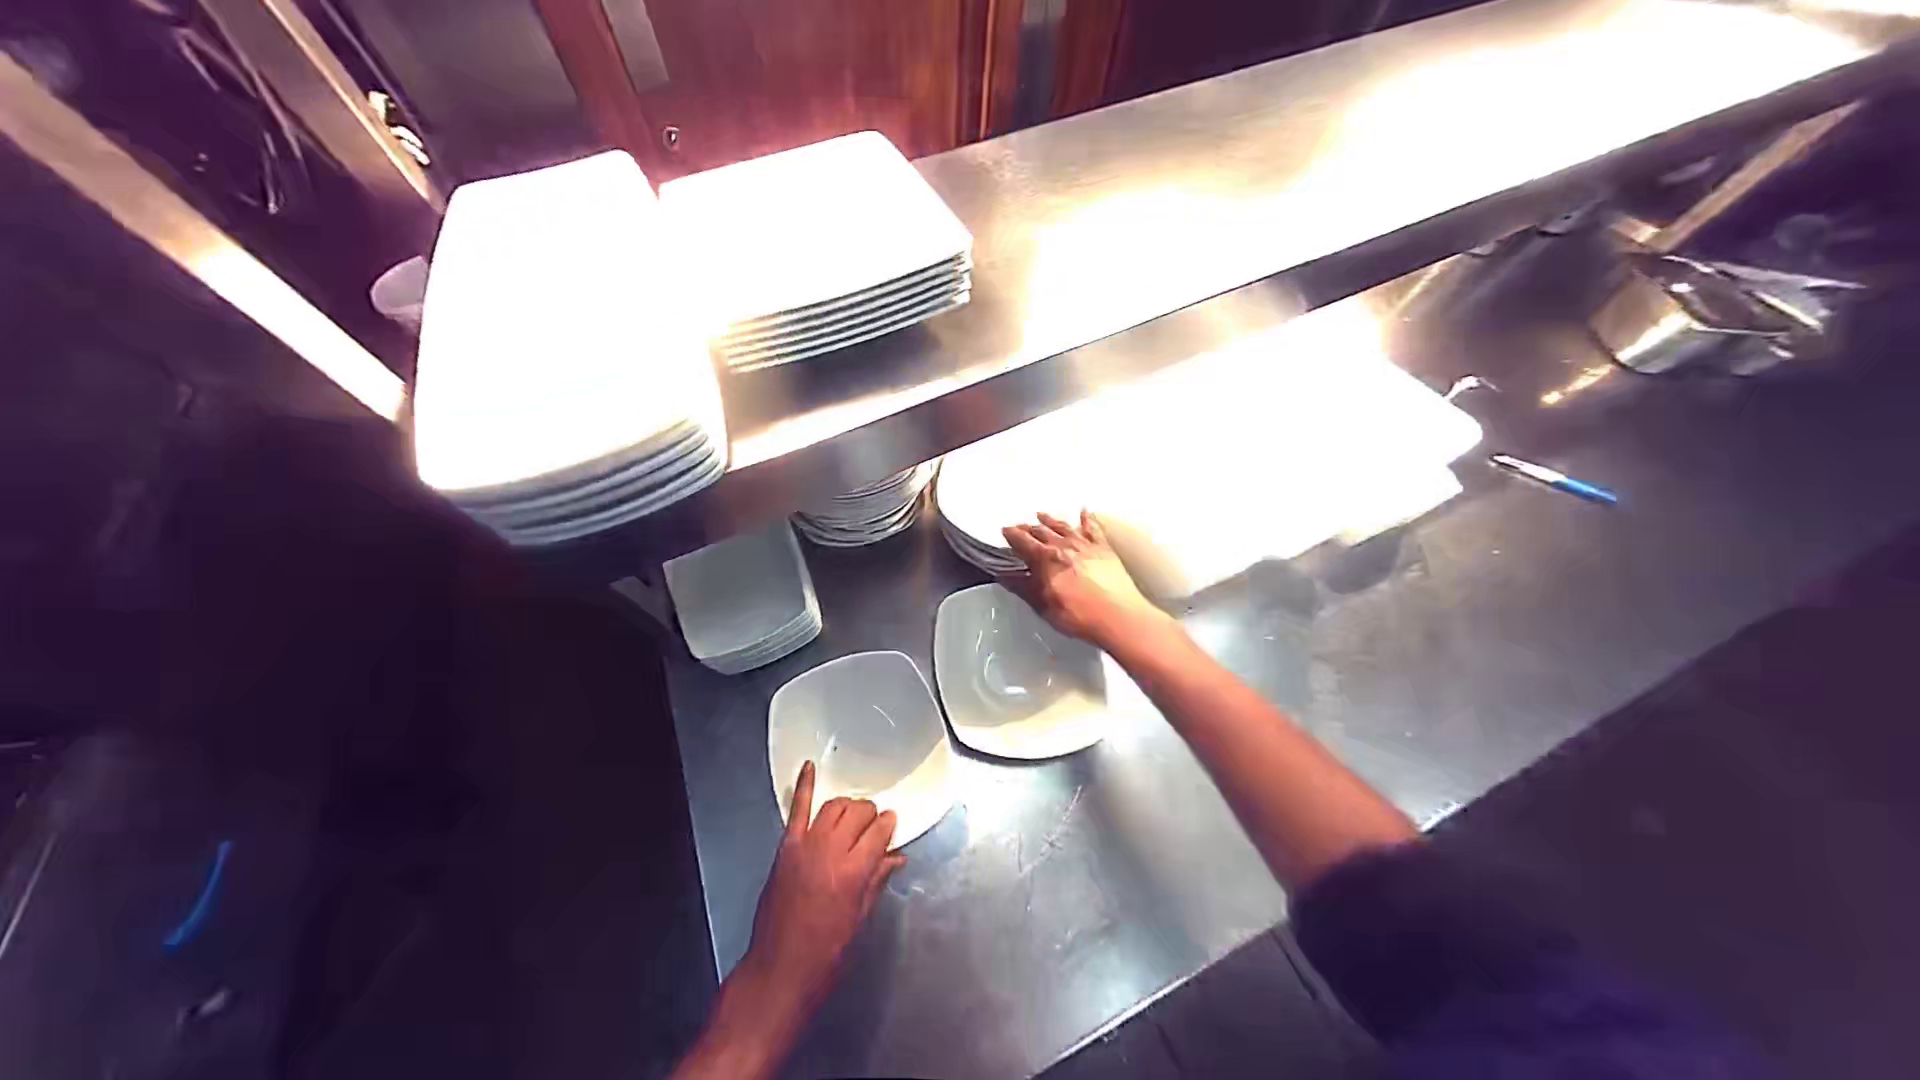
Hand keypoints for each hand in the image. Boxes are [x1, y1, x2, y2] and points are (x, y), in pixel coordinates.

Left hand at [741, 761, 904, 1017]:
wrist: (779, 971)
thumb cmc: (826, 954)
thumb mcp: (859, 919)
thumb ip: (876, 881)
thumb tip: (895, 857)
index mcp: (854, 872)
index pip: (880, 832)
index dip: (889, 825)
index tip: (892, 824)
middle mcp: (831, 851)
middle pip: (858, 814)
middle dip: (870, 814)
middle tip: (874, 823)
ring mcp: (805, 846)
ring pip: (833, 807)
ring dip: (847, 806)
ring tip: (853, 814)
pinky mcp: (786, 848)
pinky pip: (797, 810)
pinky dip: (805, 786)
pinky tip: (809, 767)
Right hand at [1001, 510, 1171, 647]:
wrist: (1119, 617)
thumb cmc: (1082, 615)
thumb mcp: (1044, 606)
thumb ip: (1023, 588)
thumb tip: (1006, 577)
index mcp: (1047, 559)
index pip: (1024, 542)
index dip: (1012, 536)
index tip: (1006, 532)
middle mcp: (1065, 547)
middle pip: (1042, 532)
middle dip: (1028, 528)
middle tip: (1020, 527)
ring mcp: (1086, 546)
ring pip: (1064, 527)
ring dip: (1051, 521)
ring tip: (1042, 516)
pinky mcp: (1104, 550)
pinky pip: (1093, 528)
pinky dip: (1086, 519)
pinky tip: (1084, 512)